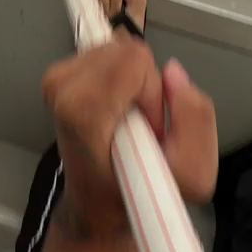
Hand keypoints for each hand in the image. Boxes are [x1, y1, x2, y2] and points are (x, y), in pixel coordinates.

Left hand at [41, 37, 218, 237]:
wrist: (96, 202)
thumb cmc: (138, 193)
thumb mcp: (192, 177)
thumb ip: (196, 120)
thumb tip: (174, 71)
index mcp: (82, 110)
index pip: (134, 60)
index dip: (154, 92)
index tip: (149, 127)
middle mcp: (60, 87)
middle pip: (126, 51)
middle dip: (144, 85)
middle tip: (139, 125)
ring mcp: (55, 78)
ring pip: (116, 49)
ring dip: (132, 82)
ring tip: (126, 120)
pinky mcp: (57, 73)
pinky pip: (104, 54)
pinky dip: (118, 78)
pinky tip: (114, 108)